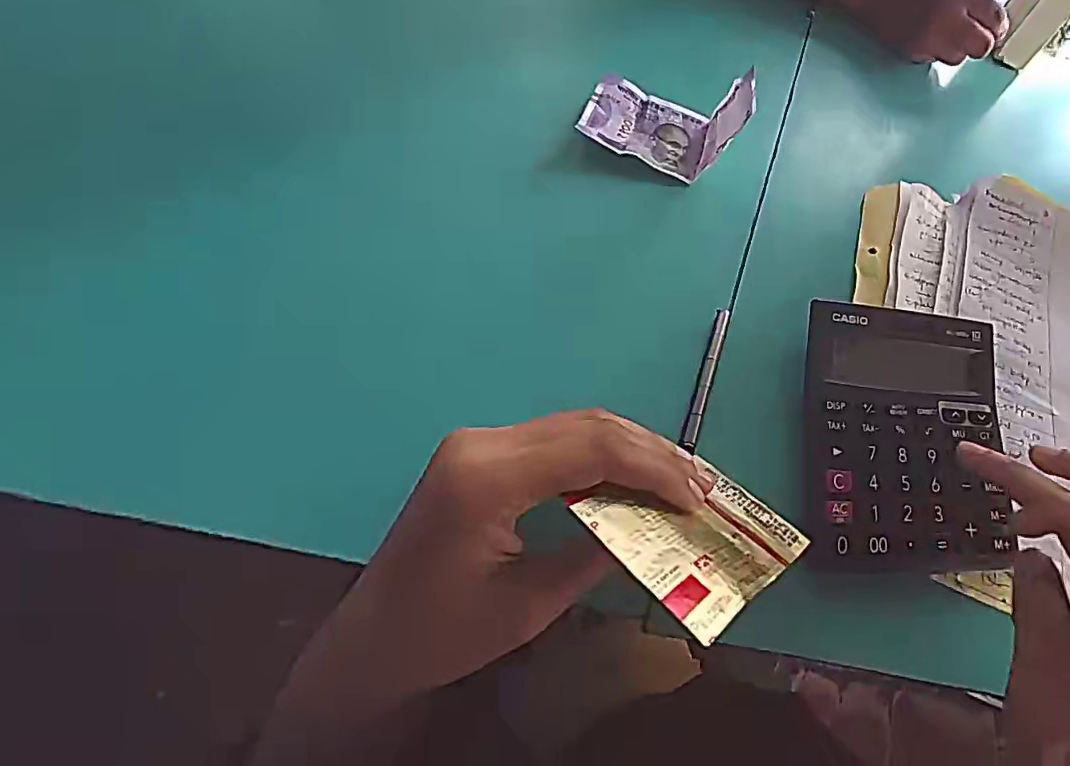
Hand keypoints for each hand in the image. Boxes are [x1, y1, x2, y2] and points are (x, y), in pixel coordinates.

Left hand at [254, 409, 713, 764]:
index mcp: (485, 478)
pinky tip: (640, 472)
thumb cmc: (441, 636)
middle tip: (701, 482)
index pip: (591, 449)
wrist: (368, 644)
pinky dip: (611, 454)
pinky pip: (566, 438)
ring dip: (638, 449)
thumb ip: (598, 553)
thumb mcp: (530, 605)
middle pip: (593, 427)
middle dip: (655, 454)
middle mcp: (484, 443)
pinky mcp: (491, 449)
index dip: (652, 467)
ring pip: (585, 425)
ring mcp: (485, 441)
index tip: (694, 496)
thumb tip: (659, 523)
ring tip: (683, 476)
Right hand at [847, 0, 1007, 63]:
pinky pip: (933, 59)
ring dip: (954, 47)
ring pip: (958, 57)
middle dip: (979, 40)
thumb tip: (993, 16)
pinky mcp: (911, 50)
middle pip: (982, 46)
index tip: (989, 25)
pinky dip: (931, 50)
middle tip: (970, 33)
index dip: (994, 24)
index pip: (996, 20)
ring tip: (942, 30)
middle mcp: (949, 13)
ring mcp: (929, 35)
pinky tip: (922, 32)